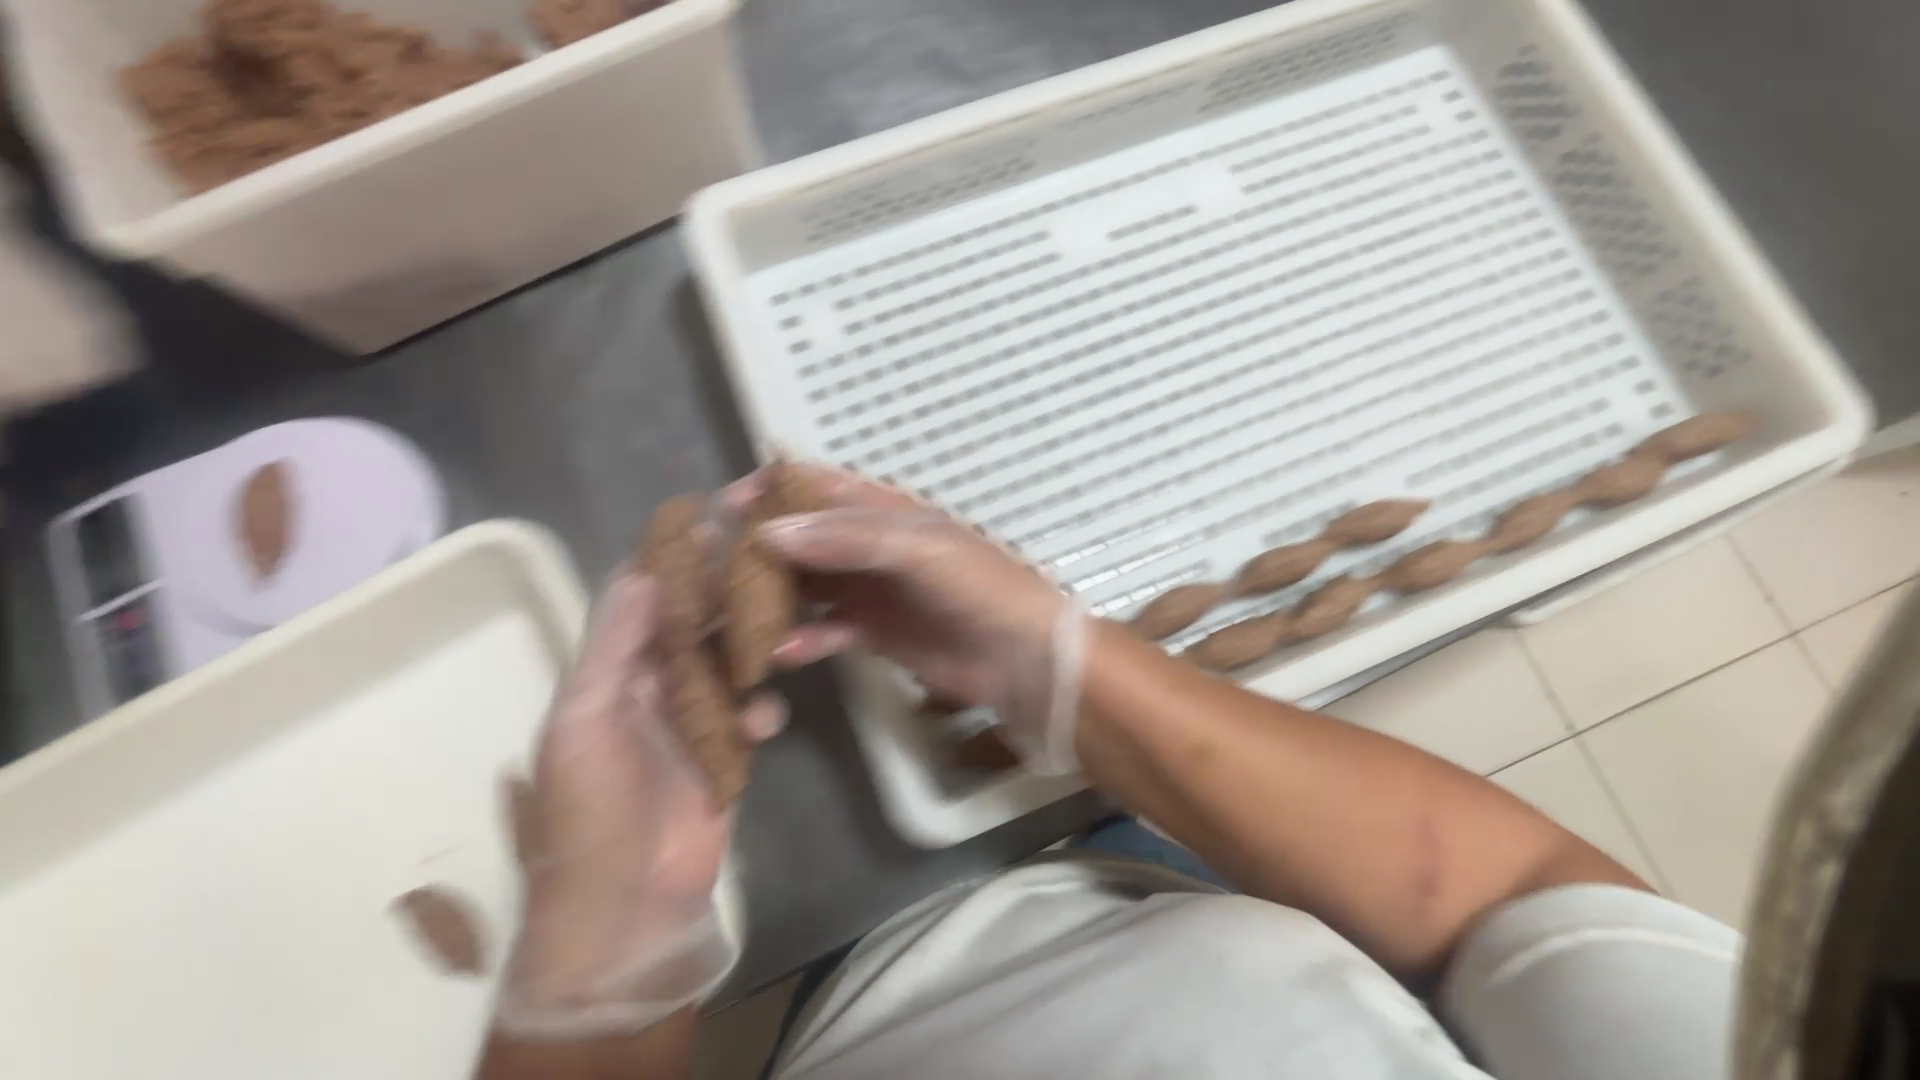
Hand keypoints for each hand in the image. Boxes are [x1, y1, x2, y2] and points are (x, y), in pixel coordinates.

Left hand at [495, 573, 782, 1038]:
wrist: (624, 904)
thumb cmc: (591, 810)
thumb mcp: (586, 719)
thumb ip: (615, 645)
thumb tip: (647, 569)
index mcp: (611, 671)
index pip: (645, 597)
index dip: (674, 556)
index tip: (716, 515)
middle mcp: (652, 684)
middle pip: (695, 622)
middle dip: (726, 592)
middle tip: (771, 556)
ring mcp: (691, 719)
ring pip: (728, 662)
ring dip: (751, 645)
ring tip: (783, 624)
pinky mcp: (724, 754)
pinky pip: (750, 715)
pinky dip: (759, 711)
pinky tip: (763, 720)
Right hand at [742, 466, 1087, 773]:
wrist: (1026, 657)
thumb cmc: (981, 588)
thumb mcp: (919, 550)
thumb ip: (847, 538)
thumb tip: (770, 532)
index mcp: (883, 509)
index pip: (815, 486)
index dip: (769, 489)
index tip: (721, 509)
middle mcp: (869, 545)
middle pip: (801, 537)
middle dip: (758, 550)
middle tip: (713, 573)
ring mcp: (870, 590)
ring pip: (806, 585)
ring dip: (772, 597)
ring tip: (733, 616)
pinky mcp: (874, 632)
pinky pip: (826, 630)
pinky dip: (804, 640)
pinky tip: (782, 655)